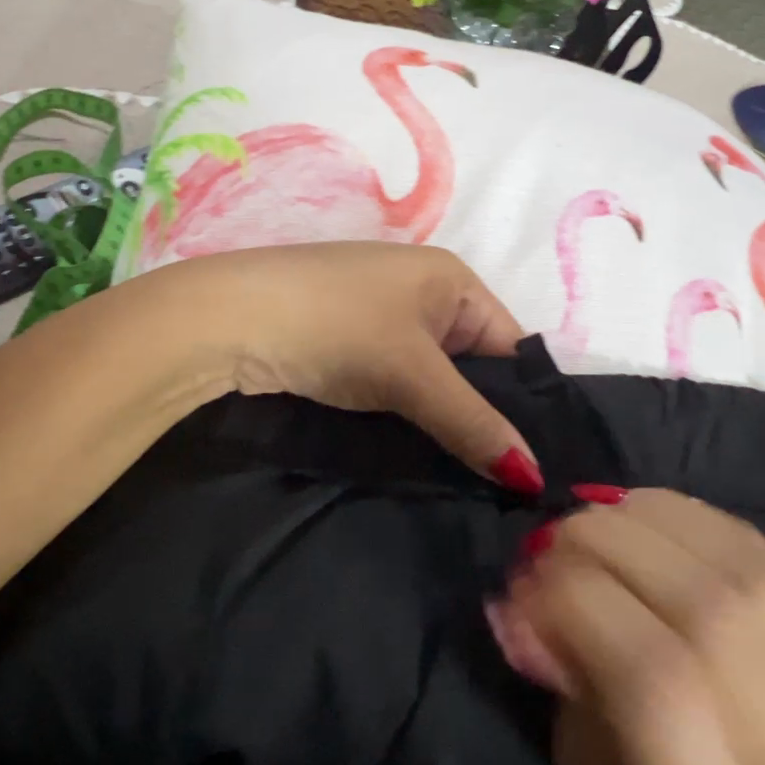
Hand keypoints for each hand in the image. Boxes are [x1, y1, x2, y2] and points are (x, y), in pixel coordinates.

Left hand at [151, 242, 541, 490]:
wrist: (226, 318)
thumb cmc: (336, 326)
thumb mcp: (411, 374)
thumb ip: (472, 423)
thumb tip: (533, 478)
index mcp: (452, 278)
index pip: (511, 346)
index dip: (526, 404)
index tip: (538, 468)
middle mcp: (423, 293)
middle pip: (474, 367)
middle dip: (485, 420)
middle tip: (508, 486)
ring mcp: (381, 320)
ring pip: (434, 382)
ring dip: (445, 424)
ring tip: (470, 483)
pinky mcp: (347, 347)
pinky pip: (398, 387)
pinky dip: (409, 418)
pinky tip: (420, 458)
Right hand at [487, 491, 764, 764]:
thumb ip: (567, 679)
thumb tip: (523, 596)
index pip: (657, 677)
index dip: (578, 605)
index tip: (521, 584)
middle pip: (710, 609)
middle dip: (611, 547)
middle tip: (550, 538)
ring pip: (754, 573)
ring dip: (662, 520)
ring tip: (601, 514)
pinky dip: (707, 523)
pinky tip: (657, 514)